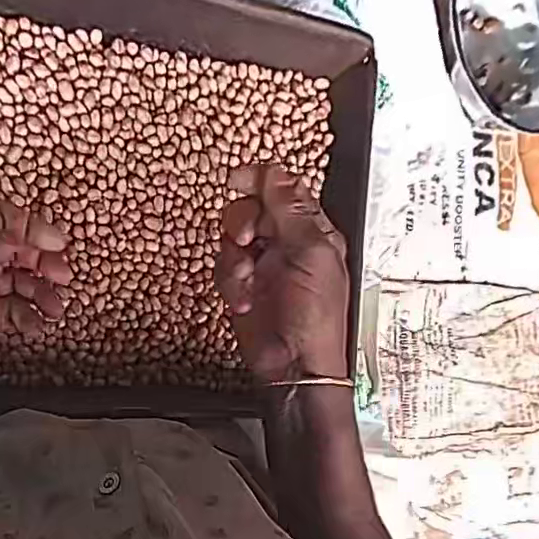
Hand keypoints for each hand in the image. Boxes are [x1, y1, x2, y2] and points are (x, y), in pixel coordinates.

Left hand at [0, 198, 71, 398]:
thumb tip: (17, 237)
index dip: (30, 226)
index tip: (58, 242)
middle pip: (15, 250)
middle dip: (42, 260)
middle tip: (63, 275)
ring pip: (19, 284)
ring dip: (41, 293)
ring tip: (55, 309)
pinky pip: (14, 313)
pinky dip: (29, 317)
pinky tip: (33, 327)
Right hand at [215, 164, 349, 382]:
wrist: (293, 365)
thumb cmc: (315, 317)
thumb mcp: (312, 254)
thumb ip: (291, 210)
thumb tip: (275, 173)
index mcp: (312, 231)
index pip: (284, 190)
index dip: (260, 180)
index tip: (237, 179)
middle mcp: (286, 245)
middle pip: (252, 210)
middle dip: (242, 221)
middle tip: (245, 237)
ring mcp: (262, 267)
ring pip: (232, 239)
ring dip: (234, 258)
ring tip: (246, 279)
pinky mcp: (242, 288)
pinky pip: (223, 268)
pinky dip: (230, 283)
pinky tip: (244, 301)